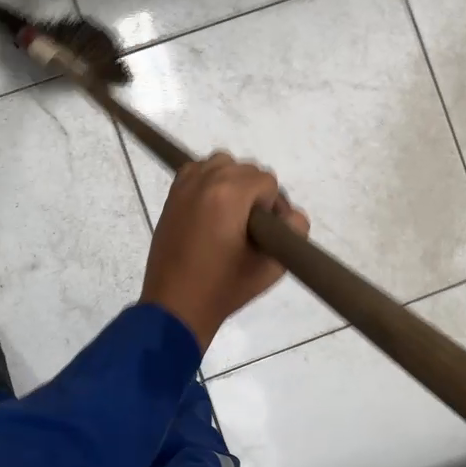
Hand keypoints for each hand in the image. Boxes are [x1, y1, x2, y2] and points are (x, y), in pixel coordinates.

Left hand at [140, 152, 310, 351]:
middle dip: (255, 192)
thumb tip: (291, 214)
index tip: (267, 231)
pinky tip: (213, 209)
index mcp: (229, 194)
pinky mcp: (172, 193)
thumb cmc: (225, 287)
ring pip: (221, 164)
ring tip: (233, 215)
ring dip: (233, 182)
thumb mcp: (270, 265)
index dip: (274, 205)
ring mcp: (185, 184)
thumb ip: (293, 232)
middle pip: (245, 168)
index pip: (267, 180)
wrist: (177, 302)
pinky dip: (209, 180)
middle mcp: (205, 180)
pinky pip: (198, 170)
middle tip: (253, 226)